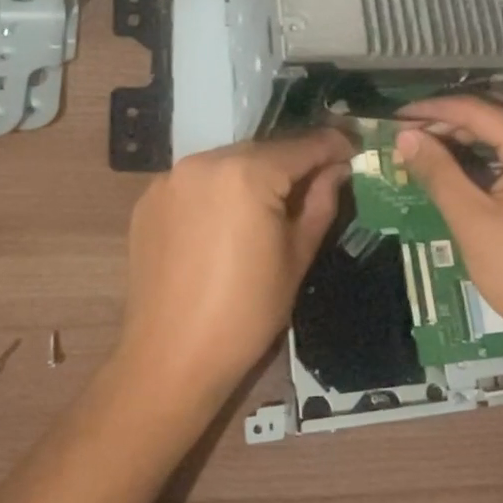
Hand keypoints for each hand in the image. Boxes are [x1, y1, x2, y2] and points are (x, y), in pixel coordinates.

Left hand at [114, 130, 352, 397]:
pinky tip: (229, 220)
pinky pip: (197, 182)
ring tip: (274, 203)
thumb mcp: (297, 256)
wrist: (172, 357)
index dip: (332, 146)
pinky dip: (219, 191)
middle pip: (261, 151)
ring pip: (227, 164)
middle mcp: (204, 162)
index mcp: (246, 173)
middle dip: (292, 162)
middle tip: (320, 178)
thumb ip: (320, 202)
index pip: (300, 146)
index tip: (353, 150)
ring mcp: (170, 179)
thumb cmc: (247, 312)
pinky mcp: (149, 200)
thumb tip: (336, 170)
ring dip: (254, 175)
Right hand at [395, 97, 502, 364]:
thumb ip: (440, 173)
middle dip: (449, 120)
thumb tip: (405, 137)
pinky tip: (466, 168)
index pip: (475, 109)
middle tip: (408, 136)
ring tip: (429, 149)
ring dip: (470, 136)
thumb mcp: (474, 223)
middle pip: (495, 112)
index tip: (394, 118)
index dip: (431, 110)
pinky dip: (493, 153)